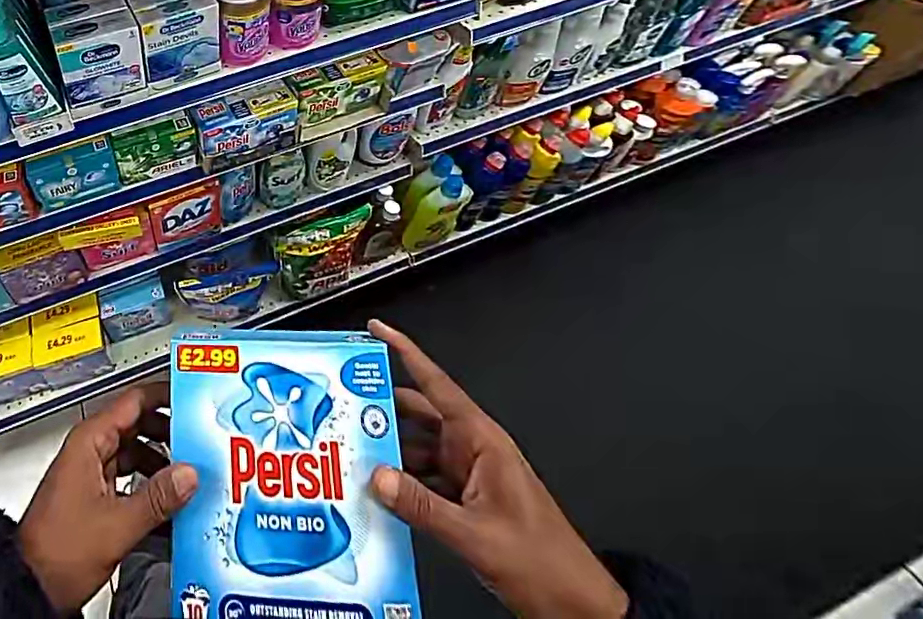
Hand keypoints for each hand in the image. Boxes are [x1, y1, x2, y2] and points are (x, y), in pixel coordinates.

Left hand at [17, 381, 197, 612]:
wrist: (24, 591)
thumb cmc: (53, 555)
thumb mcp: (116, 525)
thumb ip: (157, 498)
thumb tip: (188, 475)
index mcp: (90, 442)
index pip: (135, 400)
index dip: (165, 396)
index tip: (190, 399)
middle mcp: (89, 451)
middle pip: (139, 424)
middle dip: (169, 432)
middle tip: (196, 438)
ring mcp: (90, 472)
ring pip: (136, 451)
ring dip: (162, 461)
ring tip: (185, 473)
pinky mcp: (93, 495)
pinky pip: (129, 475)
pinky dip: (149, 483)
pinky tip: (166, 502)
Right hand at [368, 319, 630, 618]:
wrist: (575, 602)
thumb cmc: (543, 561)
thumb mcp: (474, 533)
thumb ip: (422, 505)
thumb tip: (379, 477)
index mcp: (481, 439)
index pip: (436, 382)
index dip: (405, 351)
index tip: (379, 331)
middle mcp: (473, 448)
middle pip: (419, 415)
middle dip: (384, 408)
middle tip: (347, 404)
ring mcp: (468, 472)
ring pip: (418, 448)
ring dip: (390, 451)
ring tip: (355, 452)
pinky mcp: (465, 497)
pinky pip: (425, 478)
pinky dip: (402, 482)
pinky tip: (381, 492)